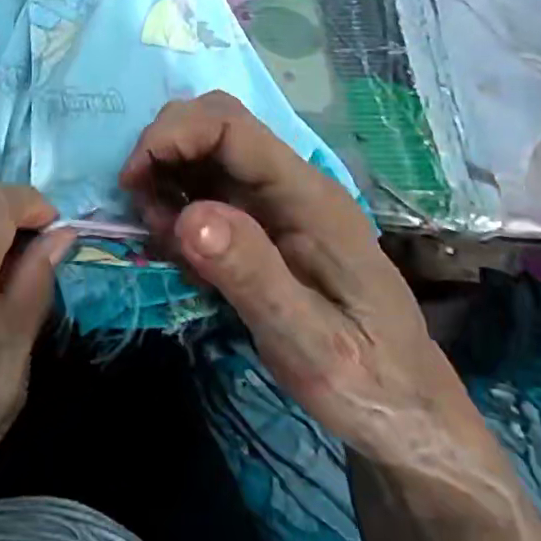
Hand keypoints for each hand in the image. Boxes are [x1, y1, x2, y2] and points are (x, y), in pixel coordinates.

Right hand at [120, 92, 540, 540]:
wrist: (407, 417)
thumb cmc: (367, 384)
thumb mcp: (310, 344)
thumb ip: (252, 276)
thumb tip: (188, 215)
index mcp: (308, 198)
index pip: (230, 125)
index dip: (172, 135)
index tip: (133, 180)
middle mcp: (289, 185)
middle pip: (213, 122)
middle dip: (162, 149)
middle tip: (143, 206)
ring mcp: (273, 201)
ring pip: (202, 150)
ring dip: (164, 178)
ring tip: (164, 239)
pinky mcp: (258, 221)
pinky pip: (202, 186)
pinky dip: (174, 203)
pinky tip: (181, 251)